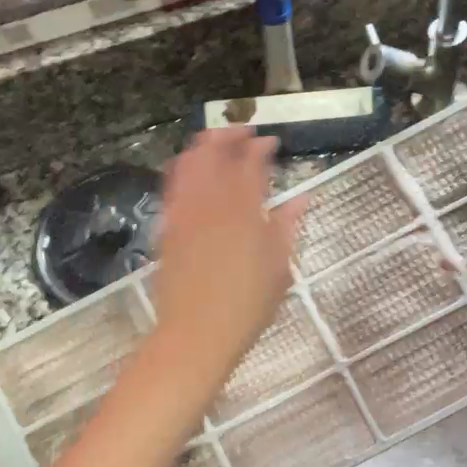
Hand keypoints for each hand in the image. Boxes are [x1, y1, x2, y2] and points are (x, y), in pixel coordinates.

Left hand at [151, 128, 306, 376]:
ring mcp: (183, 212)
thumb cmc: (247, 306)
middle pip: (213, 151)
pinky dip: (183, 171)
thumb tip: (299, 199)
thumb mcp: (279, 268)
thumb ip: (287, 227)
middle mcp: (210, 201)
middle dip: (228, 135)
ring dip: (202, 148)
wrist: (197, 334)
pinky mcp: (167, 227)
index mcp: (244, 208)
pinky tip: (191, 175)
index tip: (271, 142)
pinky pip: (172, 187)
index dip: (261, 146)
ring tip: (216, 145)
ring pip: (188, 163)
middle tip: (242, 133)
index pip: (251, 162)